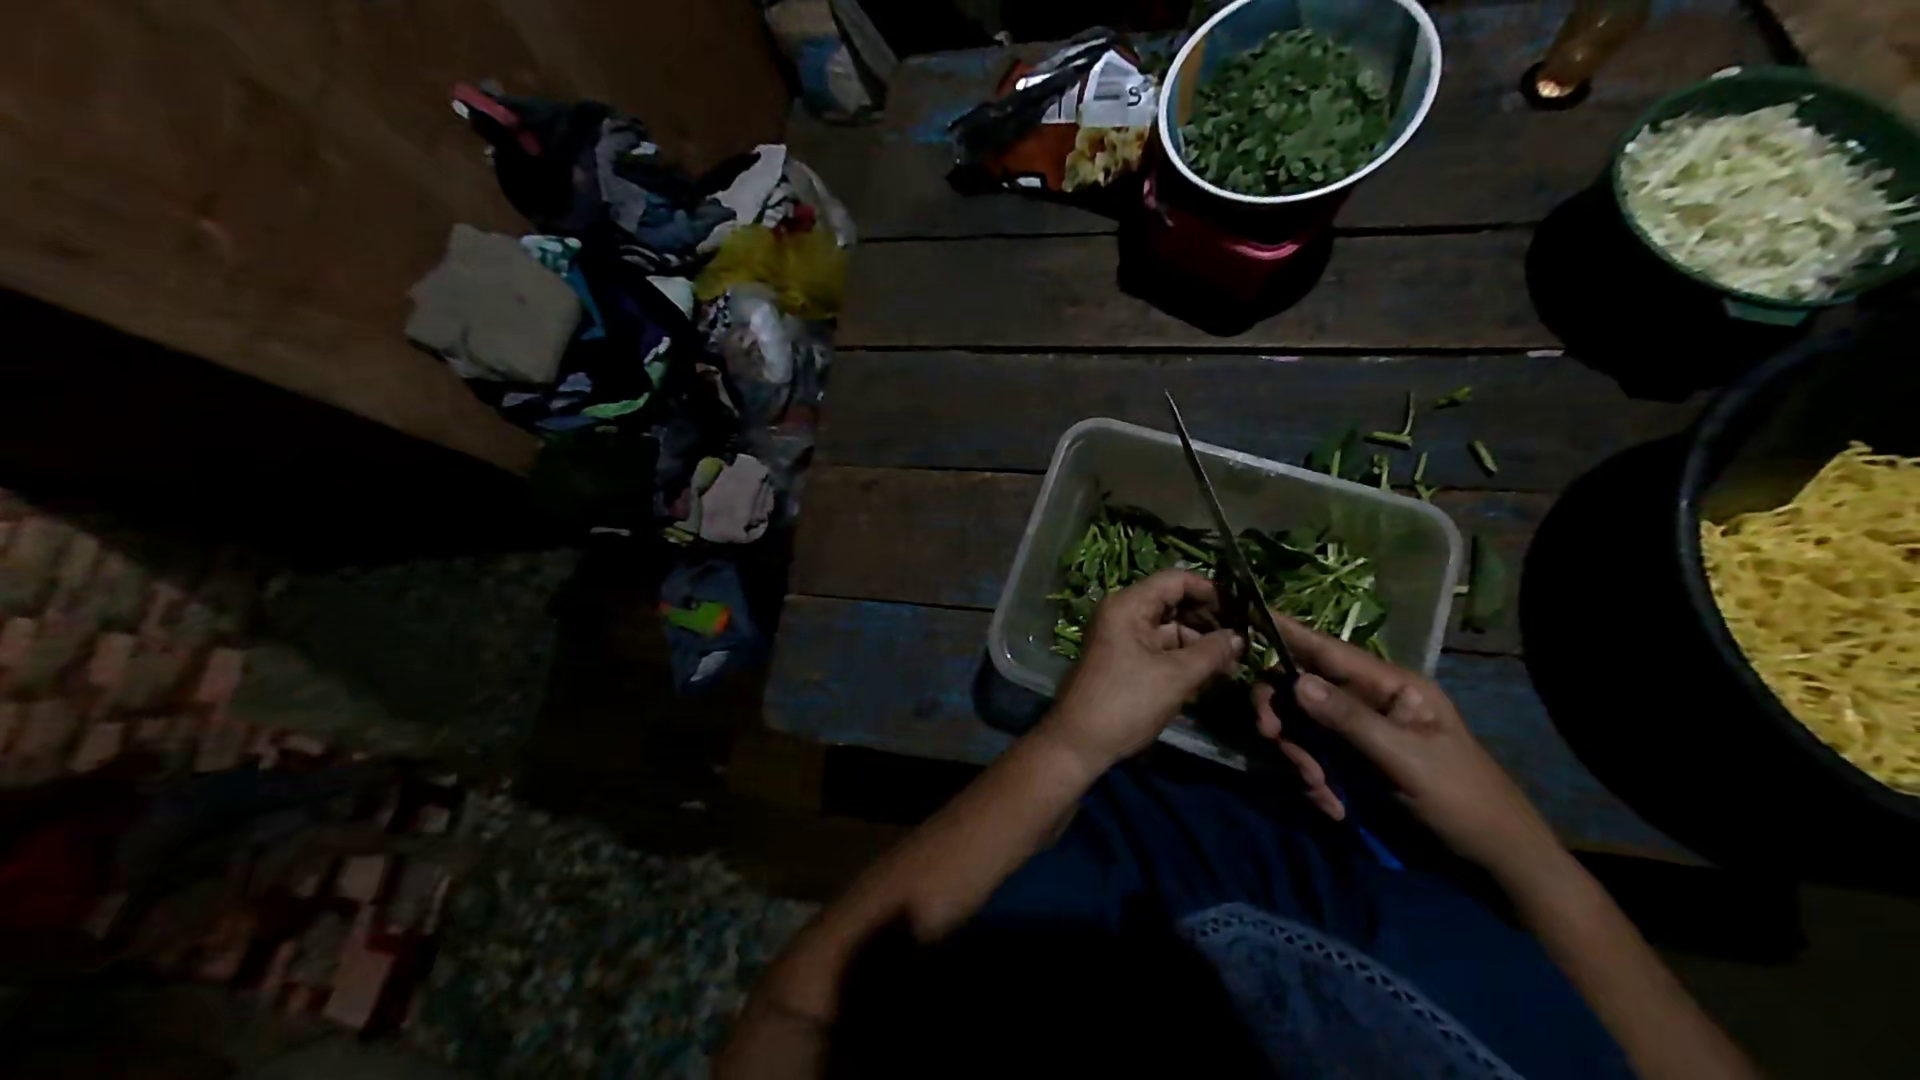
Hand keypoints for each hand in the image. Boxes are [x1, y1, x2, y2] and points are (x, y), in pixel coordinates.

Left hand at [1041, 570, 1243, 774]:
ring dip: (1200, 643)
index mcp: (1128, 605)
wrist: (1079, 742)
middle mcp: (1124, 613)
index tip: (1242, 610)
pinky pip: (1161, 648)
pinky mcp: (1126, 659)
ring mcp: (1123, 637)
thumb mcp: (1175, 677)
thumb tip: (1239, 638)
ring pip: (1171, 628)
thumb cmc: (1126, 703)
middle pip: (1174, 603)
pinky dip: (1185, 658)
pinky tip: (1212, 674)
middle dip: (1209, 621)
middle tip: (1243, 641)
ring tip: (1233, 663)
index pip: (1176, 580)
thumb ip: (1211, 653)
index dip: (1211, 591)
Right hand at [1253, 617, 1557, 874]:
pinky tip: (1332, 805)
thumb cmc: (1463, 802)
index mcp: (1389, 686)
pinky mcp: (1347, 763)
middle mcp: (1365, 701)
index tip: (1248, 613)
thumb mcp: (1406, 760)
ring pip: (1298, 726)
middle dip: (1282, 716)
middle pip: (1299, 688)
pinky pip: (1308, 758)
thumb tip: (1295, 681)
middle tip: (1270, 738)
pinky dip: (1311, 781)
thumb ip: (1348, 720)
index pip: (1327, 650)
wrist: (1492, 865)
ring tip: (1320, 791)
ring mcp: (1354, 732)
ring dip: (1298, 757)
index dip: (1286, 631)